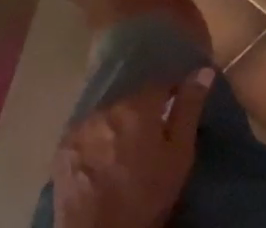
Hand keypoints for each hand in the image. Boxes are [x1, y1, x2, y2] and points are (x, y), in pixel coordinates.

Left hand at [52, 68, 213, 227]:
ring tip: (126, 152)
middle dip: (144, 113)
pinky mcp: (62, 149)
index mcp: (136, 106)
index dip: (172, 95)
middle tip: (152, 139)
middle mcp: (105, 109)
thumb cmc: (147, 195)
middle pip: (132, 100)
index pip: (160, 84)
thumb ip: (189, 108)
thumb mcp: (179, 154)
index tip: (177, 112)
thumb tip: (203, 70)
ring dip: (119, 126)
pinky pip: (87, 133)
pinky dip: (97, 141)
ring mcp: (79, 128)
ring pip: (108, 116)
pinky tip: (103, 161)